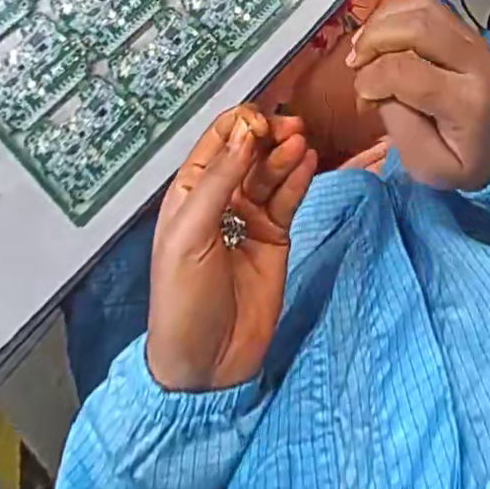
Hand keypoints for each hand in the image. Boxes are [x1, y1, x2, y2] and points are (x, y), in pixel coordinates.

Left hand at [147, 105, 318, 390]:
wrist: (206, 365)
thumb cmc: (182, 300)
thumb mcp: (189, 235)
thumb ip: (218, 180)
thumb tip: (245, 132)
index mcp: (191, 189)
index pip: (219, 139)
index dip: (240, 124)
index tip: (259, 123)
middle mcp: (222, 195)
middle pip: (250, 149)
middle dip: (269, 133)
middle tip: (290, 127)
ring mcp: (251, 214)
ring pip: (272, 170)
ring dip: (286, 153)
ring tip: (300, 143)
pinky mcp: (276, 234)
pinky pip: (288, 197)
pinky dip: (298, 177)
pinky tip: (307, 161)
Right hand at [345, 0, 489, 190]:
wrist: (488, 149)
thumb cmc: (455, 160)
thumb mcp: (425, 166)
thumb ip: (399, 124)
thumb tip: (377, 85)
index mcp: (468, 102)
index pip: (409, 72)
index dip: (373, 78)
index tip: (363, 96)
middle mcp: (477, 63)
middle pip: (418, 28)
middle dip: (374, 40)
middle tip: (355, 63)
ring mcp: (473, 41)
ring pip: (421, 9)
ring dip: (381, 23)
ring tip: (362, 49)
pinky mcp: (463, 30)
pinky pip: (424, 5)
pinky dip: (393, 14)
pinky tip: (377, 35)